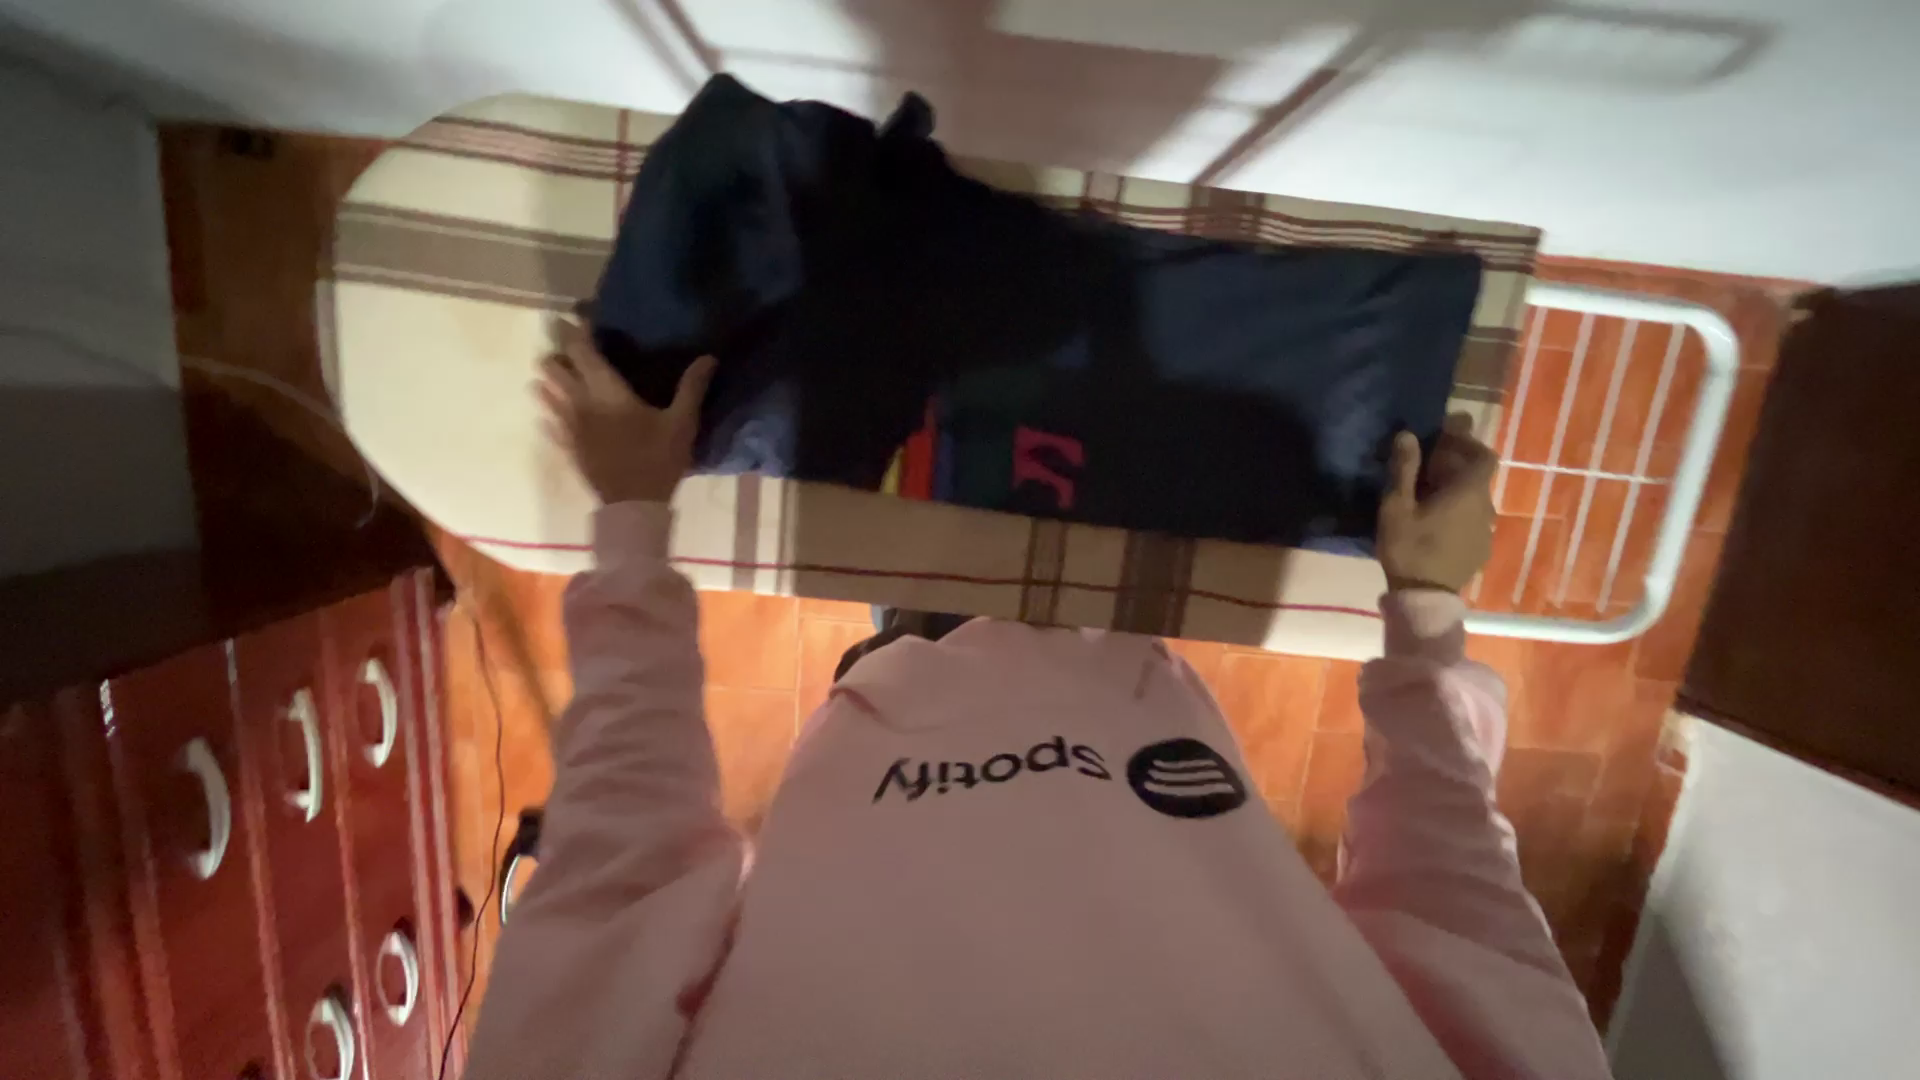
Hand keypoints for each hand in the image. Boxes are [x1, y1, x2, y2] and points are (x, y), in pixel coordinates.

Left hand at [535, 319, 716, 504]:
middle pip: (552, 365)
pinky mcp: (565, 445)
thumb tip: (708, 358)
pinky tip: (560, 410)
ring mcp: (567, 425)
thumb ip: (692, 388)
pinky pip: (547, 420)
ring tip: (566, 376)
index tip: (582, 318)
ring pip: (543, 390)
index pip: (581, 349)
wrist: (633, 504)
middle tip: (576, 350)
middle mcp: (579, 401)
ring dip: (551, 379)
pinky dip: (550, 409)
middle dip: (560, 353)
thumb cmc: (658, 459)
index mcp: (607, 390)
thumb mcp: (682, 423)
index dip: (577, 329)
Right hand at [1377, 413, 1496, 594]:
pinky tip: (1436, 520)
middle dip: (1456, 463)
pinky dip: (1457, 509)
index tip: (1445, 433)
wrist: (1425, 596)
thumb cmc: (1409, 547)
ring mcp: (1485, 529)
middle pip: (1477, 476)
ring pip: (1474, 498)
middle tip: (1428, 461)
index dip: (1467, 441)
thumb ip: (1404, 470)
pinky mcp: (1479, 547)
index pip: (1482, 455)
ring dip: (1456, 488)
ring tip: (1428, 492)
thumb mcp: (1396, 507)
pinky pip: (1471, 518)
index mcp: (1467, 492)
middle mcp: (1484, 506)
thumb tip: (1408, 434)